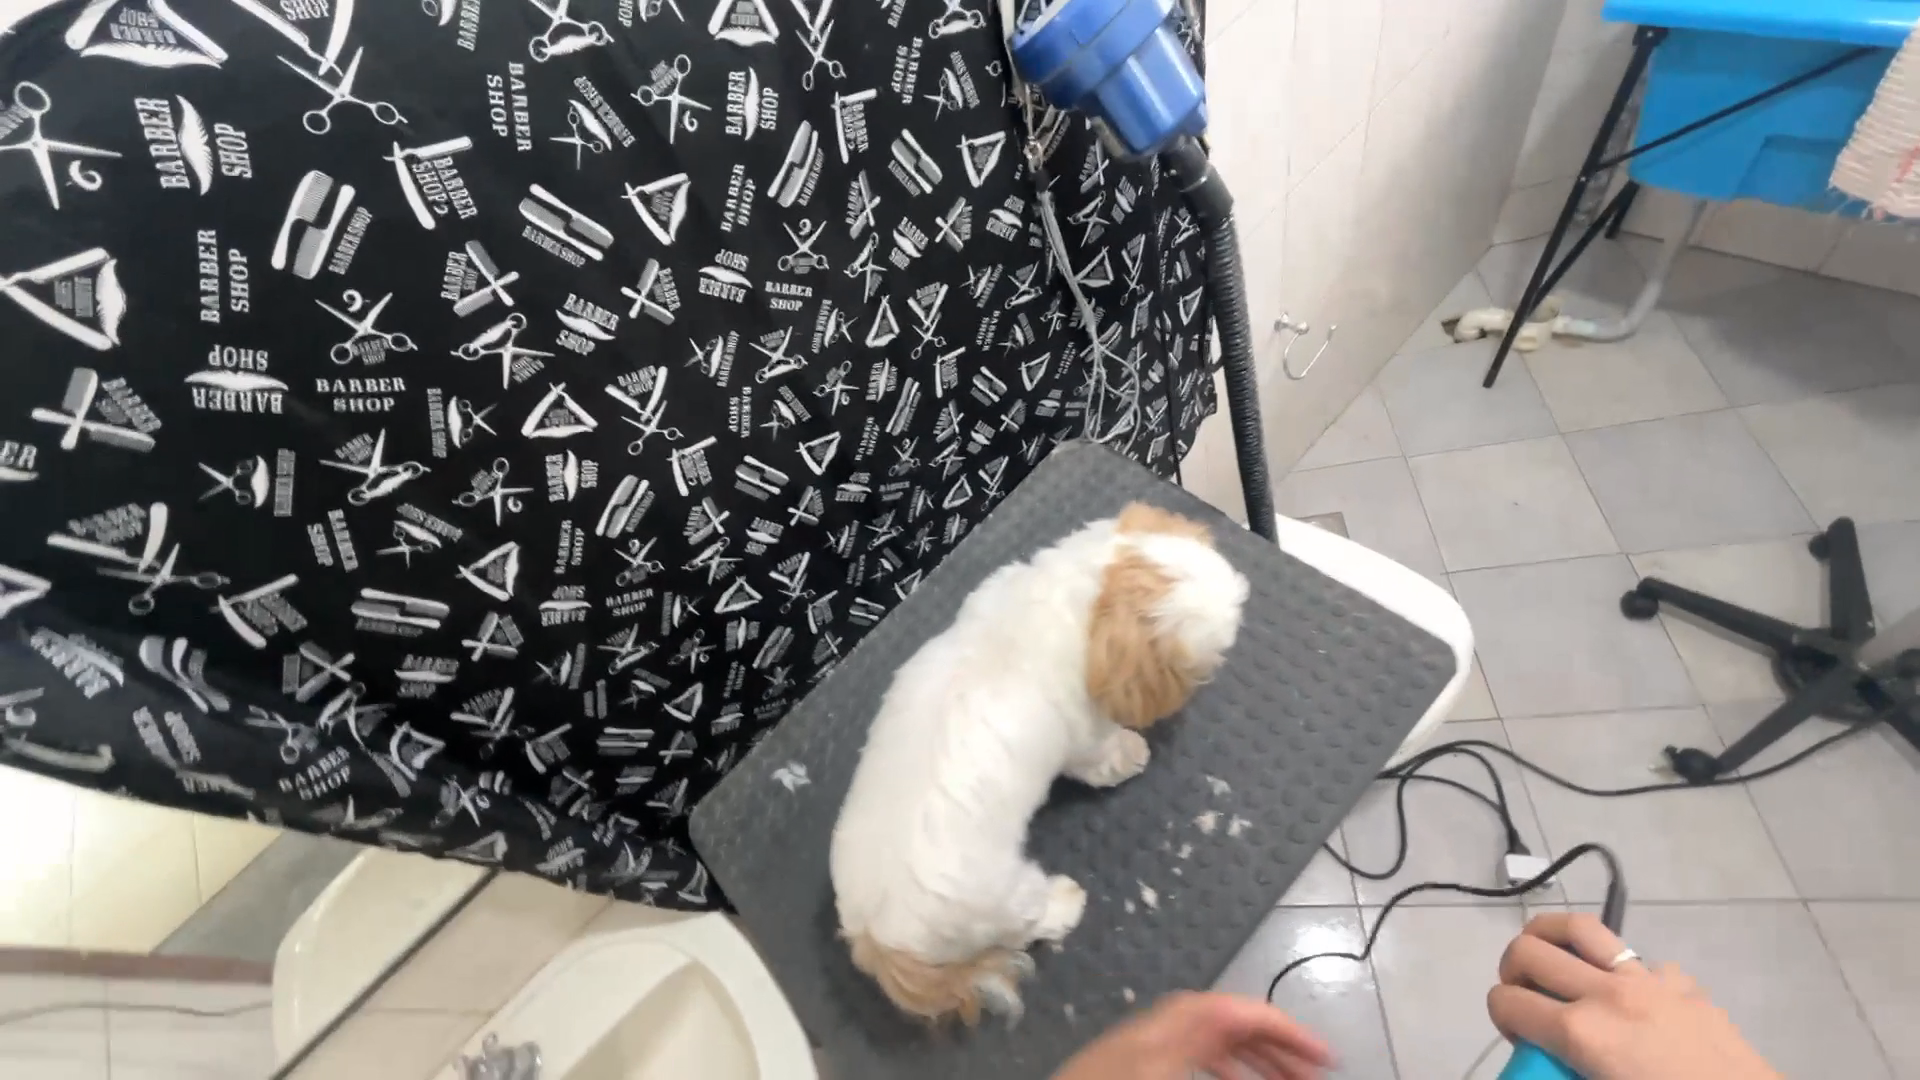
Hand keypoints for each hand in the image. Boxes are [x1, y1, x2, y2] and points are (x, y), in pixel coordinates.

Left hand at [1050, 991, 1331, 1079]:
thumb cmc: (1115, 1079)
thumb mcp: (1174, 1072)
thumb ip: (1227, 1064)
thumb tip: (1284, 1073)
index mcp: (1166, 1033)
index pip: (1234, 1012)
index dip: (1283, 1027)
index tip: (1326, 1054)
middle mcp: (1152, 1028)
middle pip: (1221, 1019)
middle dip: (1270, 1044)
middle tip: (1314, 1074)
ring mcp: (1137, 1043)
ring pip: (1204, 1036)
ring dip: (1247, 1057)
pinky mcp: (1128, 1060)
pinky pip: (1184, 1051)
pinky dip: (1216, 1064)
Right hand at [1488, 913, 1779, 1079]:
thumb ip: (1564, 1070)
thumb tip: (1540, 1059)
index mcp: (1582, 1033)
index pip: (1505, 1002)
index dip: (1501, 1019)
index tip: (1520, 1039)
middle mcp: (1604, 995)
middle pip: (1525, 951)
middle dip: (1513, 973)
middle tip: (1528, 1000)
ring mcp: (1648, 983)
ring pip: (1575, 927)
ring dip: (1550, 939)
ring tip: (1553, 962)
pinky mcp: (1684, 986)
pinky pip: (1636, 959)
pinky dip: (1620, 969)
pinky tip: (1631, 998)